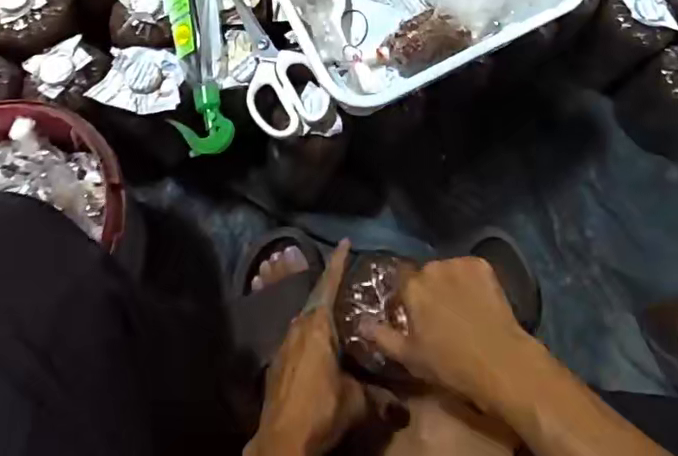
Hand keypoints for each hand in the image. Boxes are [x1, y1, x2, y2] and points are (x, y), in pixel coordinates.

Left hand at [248, 240, 367, 455]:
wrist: (280, 444)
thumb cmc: (321, 410)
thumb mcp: (357, 400)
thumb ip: (378, 392)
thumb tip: (401, 403)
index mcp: (318, 324)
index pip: (329, 283)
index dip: (338, 261)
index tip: (345, 242)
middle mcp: (298, 326)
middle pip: (315, 297)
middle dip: (329, 285)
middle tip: (345, 277)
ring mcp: (283, 345)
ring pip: (303, 318)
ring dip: (317, 310)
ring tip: (333, 308)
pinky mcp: (276, 365)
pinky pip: (295, 337)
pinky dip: (307, 332)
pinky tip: (316, 342)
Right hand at [359, 256, 536, 401]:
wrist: (498, 359)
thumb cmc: (449, 364)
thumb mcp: (409, 357)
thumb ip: (382, 337)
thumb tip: (361, 323)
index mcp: (412, 287)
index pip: (401, 280)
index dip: (405, 297)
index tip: (411, 313)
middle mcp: (433, 267)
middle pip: (426, 274)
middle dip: (428, 289)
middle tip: (438, 314)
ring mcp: (460, 263)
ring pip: (448, 270)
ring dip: (449, 283)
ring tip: (460, 308)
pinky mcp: (483, 264)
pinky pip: (470, 269)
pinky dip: (470, 280)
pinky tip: (477, 300)